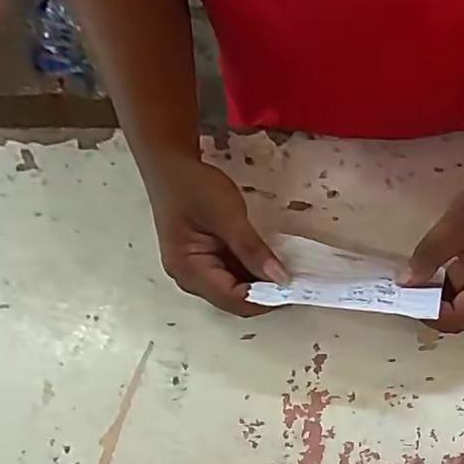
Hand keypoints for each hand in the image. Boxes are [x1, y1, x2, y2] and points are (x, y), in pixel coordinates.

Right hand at [141, 155, 288, 317]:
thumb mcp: (227, 214)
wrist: (169, 163)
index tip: (293, 288)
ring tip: (286, 272)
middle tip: (295, 281)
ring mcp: (197, 274)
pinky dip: (252, 272)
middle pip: (233, 299)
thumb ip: (252, 249)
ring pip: (235, 290)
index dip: (263, 298)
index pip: (231, 298)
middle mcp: (190, 280)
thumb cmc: (193, 185)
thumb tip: (280, 279)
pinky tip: (269, 263)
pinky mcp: (205, 265)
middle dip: (263, 293)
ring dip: (260, 283)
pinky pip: (232, 277)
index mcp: (188, 270)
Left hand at [400, 174, 463, 333]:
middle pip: (449, 317)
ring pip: (449, 306)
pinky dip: (438, 283)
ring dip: (430, 293)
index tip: (401, 292)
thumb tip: (405, 282)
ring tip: (412, 272)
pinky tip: (427, 267)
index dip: (423, 310)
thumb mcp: (459, 225)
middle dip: (425, 302)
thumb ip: (430, 255)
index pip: (450, 320)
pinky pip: (454, 293)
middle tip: (401, 282)